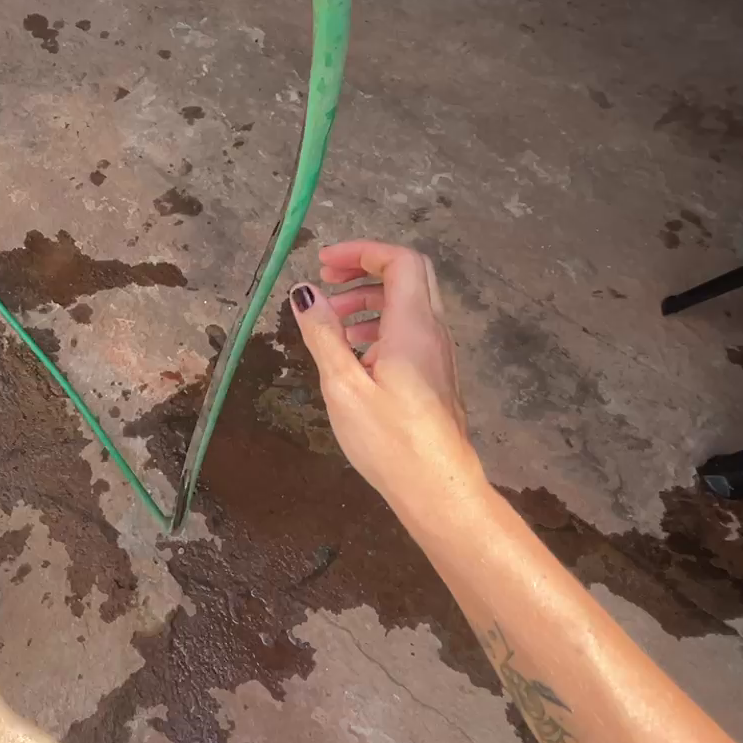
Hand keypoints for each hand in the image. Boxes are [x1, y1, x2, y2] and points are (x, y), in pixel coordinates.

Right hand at [289, 241, 483, 507]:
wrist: (437, 490)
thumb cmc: (389, 440)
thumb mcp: (343, 385)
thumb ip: (323, 335)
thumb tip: (304, 291)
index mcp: (412, 327)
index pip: (399, 261)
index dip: (361, 252)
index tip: (322, 264)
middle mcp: (431, 332)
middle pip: (408, 274)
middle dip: (364, 267)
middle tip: (325, 279)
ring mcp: (436, 354)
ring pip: (407, 302)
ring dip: (366, 298)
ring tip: (328, 321)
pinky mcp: (432, 374)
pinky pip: (406, 329)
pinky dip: (376, 324)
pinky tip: (350, 353)